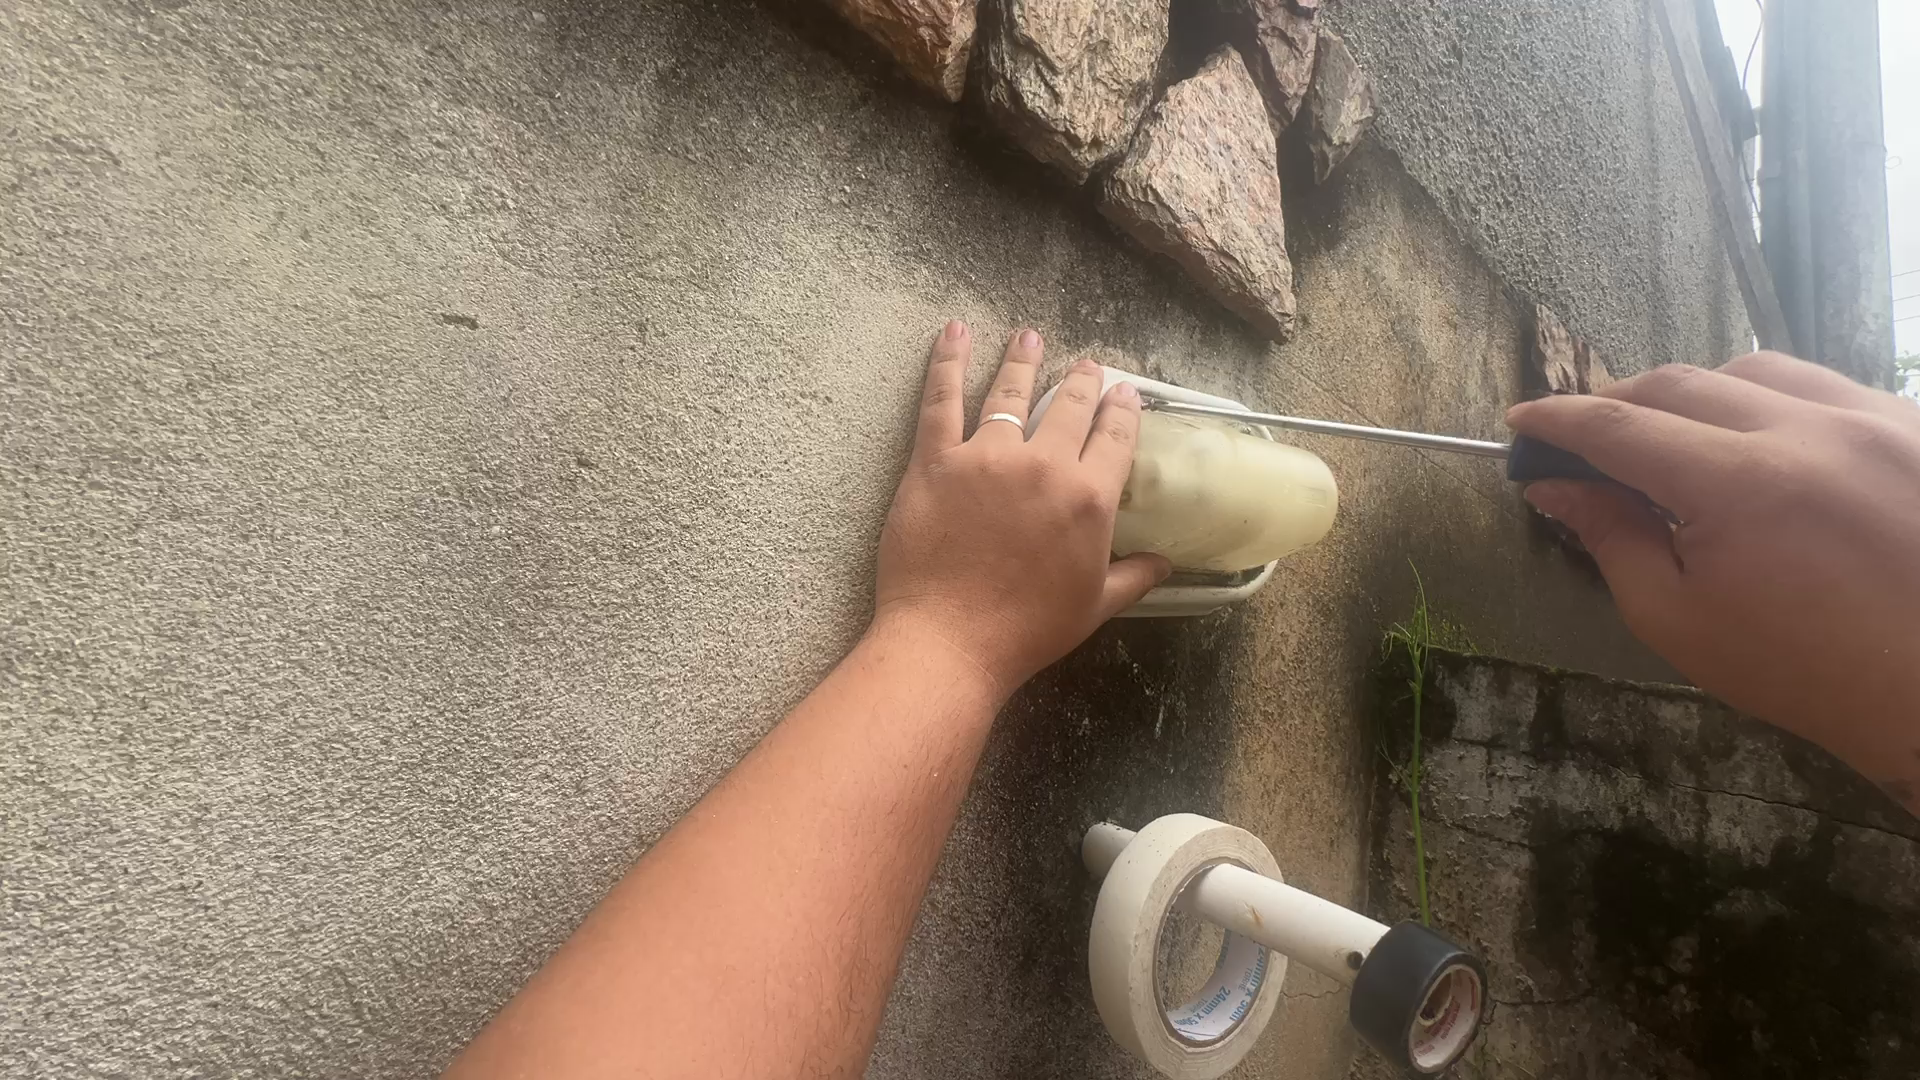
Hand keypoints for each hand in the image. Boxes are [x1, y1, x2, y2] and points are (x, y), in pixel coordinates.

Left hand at [872, 321, 1170, 698]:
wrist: (951, 641)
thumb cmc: (1026, 631)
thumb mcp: (1094, 608)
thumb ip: (1134, 578)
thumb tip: (1168, 562)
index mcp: (1089, 498)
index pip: (1115, 436)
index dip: (1122, 409)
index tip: (1123, 392)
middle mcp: (1044, 465)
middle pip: (1068, 406)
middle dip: (1081, 381)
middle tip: (1085, 365)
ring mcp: (987, 457)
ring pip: (1008, 392)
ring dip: (1023, 360)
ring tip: (1029, 337)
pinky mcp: (935, 460)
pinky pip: (940, 400)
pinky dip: (946, 361)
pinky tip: (953, 331)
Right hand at [1505, 352, 1919, 796]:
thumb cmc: (1798, 667)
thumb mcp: (1670, 613)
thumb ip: (1609, 535)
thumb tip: (1552, 487)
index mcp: (1742, 484)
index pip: (1619, 427)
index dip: (1556, 418)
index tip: (1518, 418)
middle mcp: (1817, 432)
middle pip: (1681, 383)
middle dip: (1612, 401)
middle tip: (1579, 438)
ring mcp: (1887, 423)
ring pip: (1756, 370)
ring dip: (1690, 395)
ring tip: (1669, 438)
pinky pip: (1826, 388)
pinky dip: (1763, 402)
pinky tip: (1751, 447)